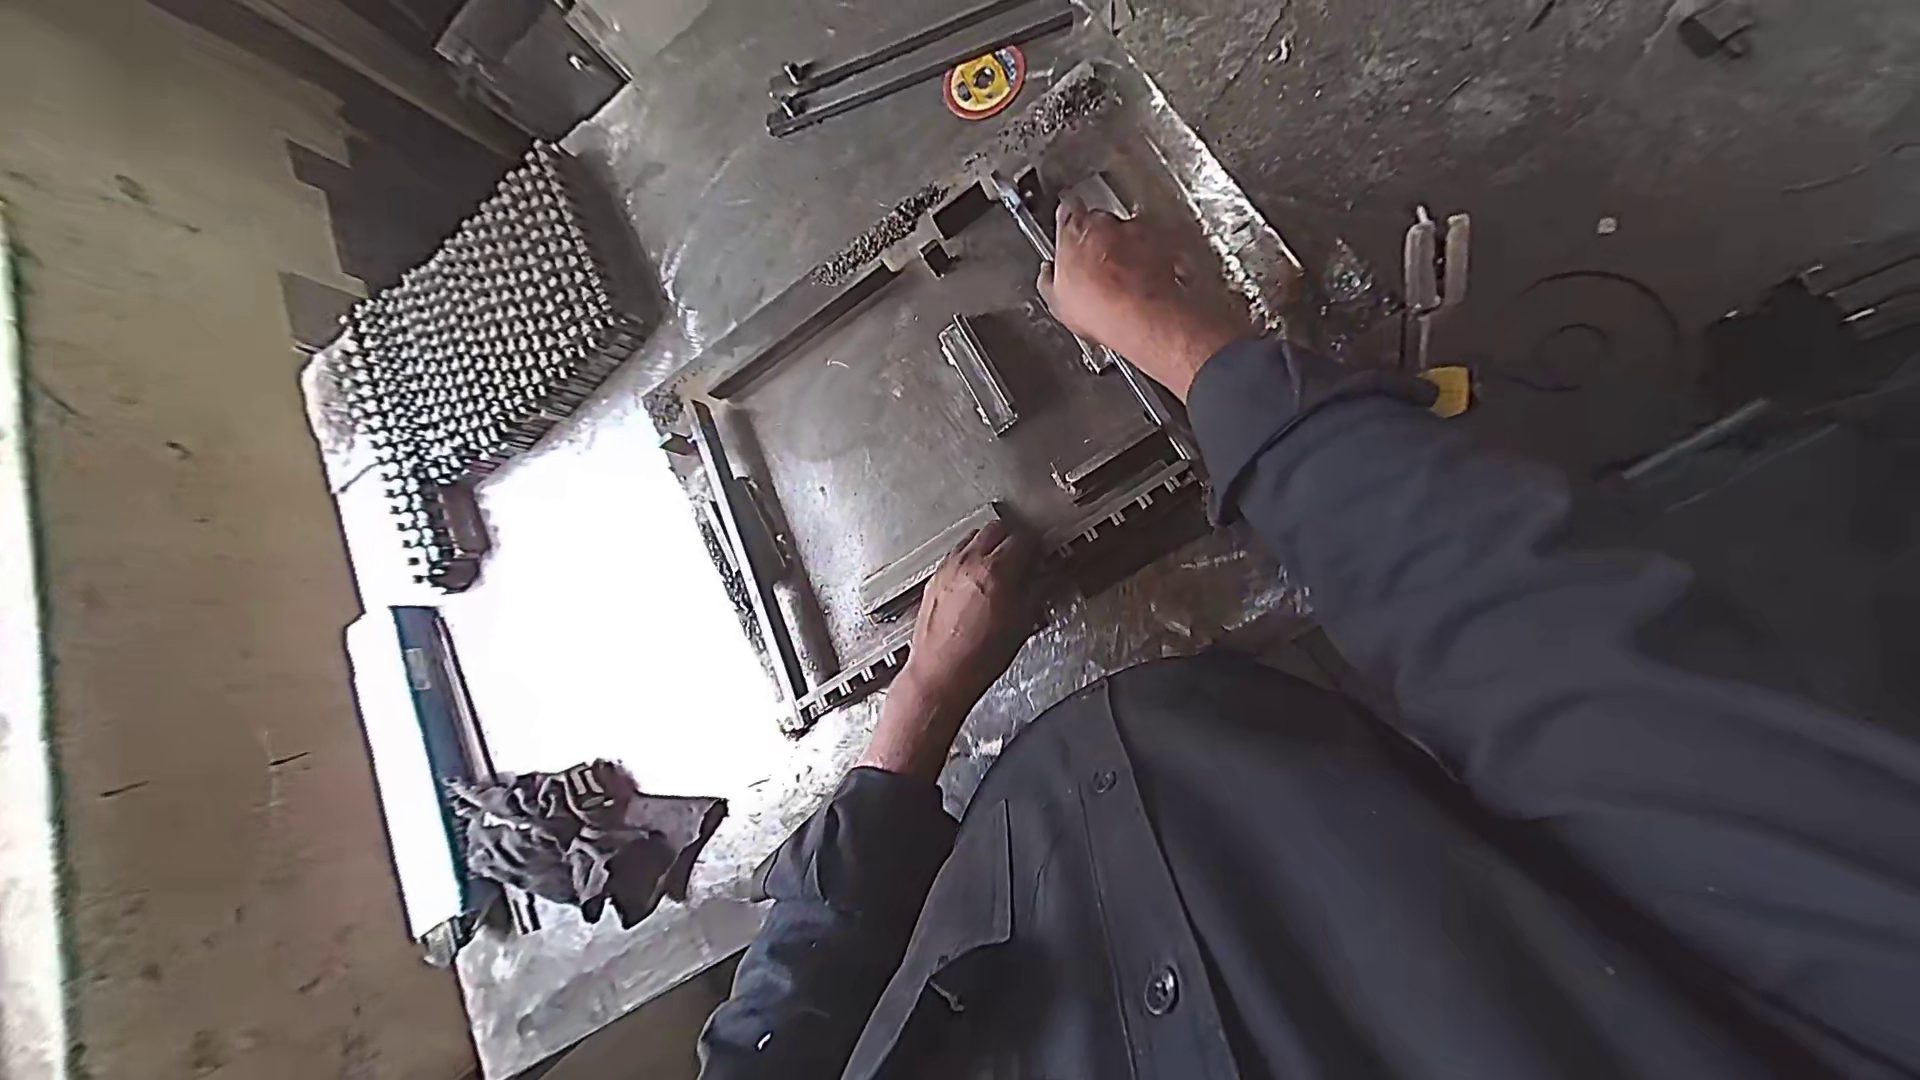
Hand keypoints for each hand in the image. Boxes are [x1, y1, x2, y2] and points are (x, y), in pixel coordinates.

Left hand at [858, 520, 1040, 781]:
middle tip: (1022, 551)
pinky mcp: (934, 578)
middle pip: (995, 528)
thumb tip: (1040, 575)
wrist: (939, 674)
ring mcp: (948, 568)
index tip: (1040, 552)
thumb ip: (1034, 591)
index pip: (1023, 539)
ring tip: (999, 561)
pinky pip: (955, 554)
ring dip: (989, 543)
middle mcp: (969, 563)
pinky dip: (969, 556)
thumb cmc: (978, 658)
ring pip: (972, 536)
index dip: (1036, 544)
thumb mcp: (1021, 624)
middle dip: (1012, 537)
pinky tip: (976, 575)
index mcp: (996, 571)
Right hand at [1038, 198, 1254, 400]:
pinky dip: (1150, 258)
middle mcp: (1106, 222)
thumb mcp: (1056, 301)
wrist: (1137, 314)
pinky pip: (1153, 245)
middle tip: (1096, 267)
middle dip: (1098, 240)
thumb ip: (1049, 280)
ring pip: (1128, 233)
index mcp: (1073, 230)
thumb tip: (1048, 275)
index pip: (1067, 212)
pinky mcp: (1163, 240)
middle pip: (1099, 222)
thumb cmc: (1097, 306)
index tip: (1069, 233)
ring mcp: (1137, 229)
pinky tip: (1143, 282)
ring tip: (1122, 281)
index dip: (1068, 223)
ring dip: (1126, 250)